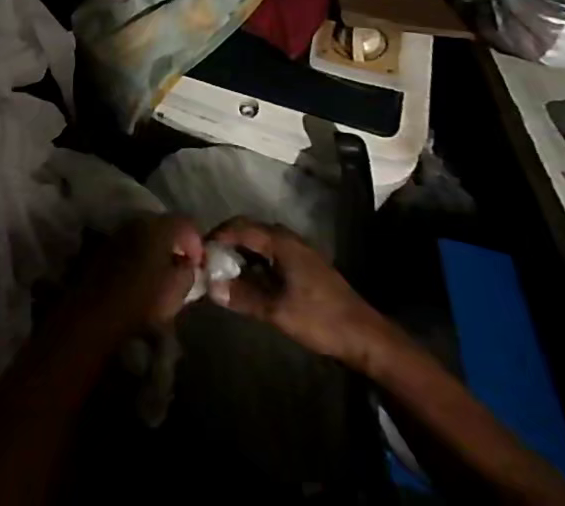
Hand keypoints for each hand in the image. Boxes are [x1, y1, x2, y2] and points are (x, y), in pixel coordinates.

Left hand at [66, 213, 204, 339]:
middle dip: (177, 243)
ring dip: (157, 247)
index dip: (197, 243)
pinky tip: (141, 273)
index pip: (186, 223)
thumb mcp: (179, 289)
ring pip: (145, 233)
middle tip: (182, 266)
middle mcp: (136, 221)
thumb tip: (187, 264)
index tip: (198, 265)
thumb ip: (189, 271)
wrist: (97, 311)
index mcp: (157, 227)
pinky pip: (130, 243)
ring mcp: (117, 232)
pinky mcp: (104, 245)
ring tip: (162, 271)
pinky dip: (139, 253)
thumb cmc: (143, 299)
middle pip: (164, 224)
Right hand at [205, 217, 393, 368]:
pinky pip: (270, 253)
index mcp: (282, 243)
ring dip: (240, 251)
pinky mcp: (304, 265)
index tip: (197, 251)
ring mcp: (298, 251)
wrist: (367, 338)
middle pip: (249, 229)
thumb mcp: (277, 311)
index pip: (240, 227)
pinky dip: (253, 260)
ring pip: (260, 241)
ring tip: (221, 270)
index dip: (216, 236)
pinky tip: (247, 280)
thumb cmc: (321, 320)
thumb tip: (210, 287)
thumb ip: (243, 297)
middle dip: (226, 241)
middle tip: (206, 260)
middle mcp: (289, 239)